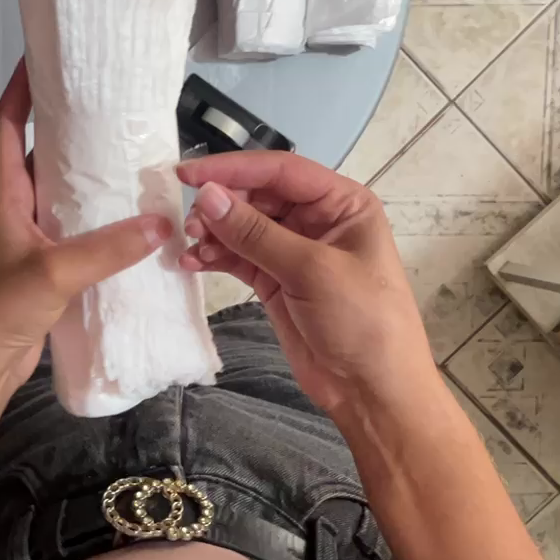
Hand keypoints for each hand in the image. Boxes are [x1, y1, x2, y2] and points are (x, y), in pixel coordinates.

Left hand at [0, 62, 170, 388]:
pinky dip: (96, 219)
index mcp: (5, 195)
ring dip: (83, 174)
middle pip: (36, 154)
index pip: (6, 127)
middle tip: (105, 106)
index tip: (42, 60)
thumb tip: (162, 224)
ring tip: (125, 154)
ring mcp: (30, 238)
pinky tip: (128, 219)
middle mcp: (15, 209)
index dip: (19, 91)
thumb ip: (107, 249)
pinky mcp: (46, 265)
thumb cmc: (1, 308)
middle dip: (63, 127)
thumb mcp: (54, 272)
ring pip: (58, 193)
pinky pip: (73, 229)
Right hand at [177, 150, 435, 414]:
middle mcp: (318, 220)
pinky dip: (215, 257)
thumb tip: (207, 196)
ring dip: (214, 233)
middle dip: (221, 205)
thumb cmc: (363, 322)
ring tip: (190, 245)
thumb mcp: (312, 271)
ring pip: (243, 227)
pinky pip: (238, 258)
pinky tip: (193, 262)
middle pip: (258, 196)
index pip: (280, 171)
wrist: (372, 390)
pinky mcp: (275, 281)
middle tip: (189, 222)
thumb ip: (256, 233)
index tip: (187, 174)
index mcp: (342, 203)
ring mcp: (294, 252)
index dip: (233, 168)